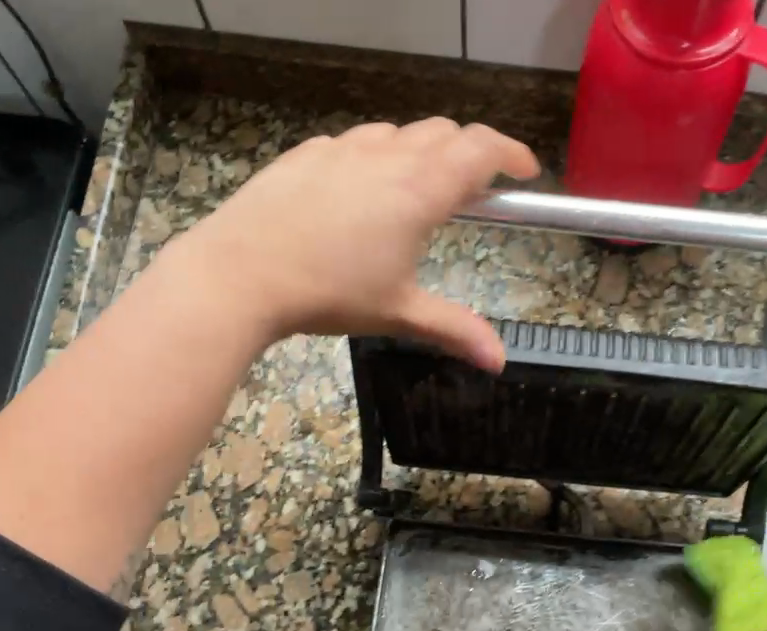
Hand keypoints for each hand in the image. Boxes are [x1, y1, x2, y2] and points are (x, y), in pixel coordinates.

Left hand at [166, 118, 540, 371]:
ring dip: (421, 152)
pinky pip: (355, 143)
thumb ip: (453, 329)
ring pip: (398, 133)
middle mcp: (386, 156)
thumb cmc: (328, 293)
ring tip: (418, 190)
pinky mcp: (307, 154)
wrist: (241, 273)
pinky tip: (362, 191)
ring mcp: (342, 149)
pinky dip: (376, 157)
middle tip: (475, 189)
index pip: (480, 149)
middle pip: (443, 133)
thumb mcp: (398, 312)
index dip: (510, 153)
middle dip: (469, 153)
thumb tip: (499, 360)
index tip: (525, 171)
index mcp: (419, 190)